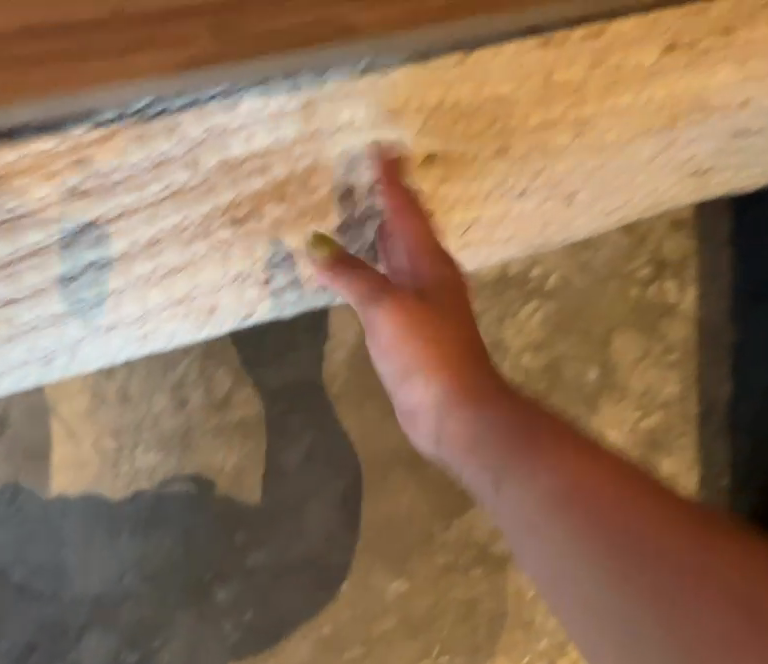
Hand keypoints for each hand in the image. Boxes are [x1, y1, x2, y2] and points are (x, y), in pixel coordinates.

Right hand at [306, 148, 518, 467]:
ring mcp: (422, 307)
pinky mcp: (411, 333)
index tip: (381, 149)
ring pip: (400, 261)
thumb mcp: (384, 307)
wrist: (452, 409)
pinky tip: (362, 280)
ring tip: (364, 219)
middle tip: (371, 179)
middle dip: (391, 204)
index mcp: (429, 264)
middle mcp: (429, 278)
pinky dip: (374, 275)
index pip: (406, 211)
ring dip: (383, 240)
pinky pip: (389, 290)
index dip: (392, 181)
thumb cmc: (424, 353)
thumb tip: (315, 242)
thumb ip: (350, 275)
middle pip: (407, 231)